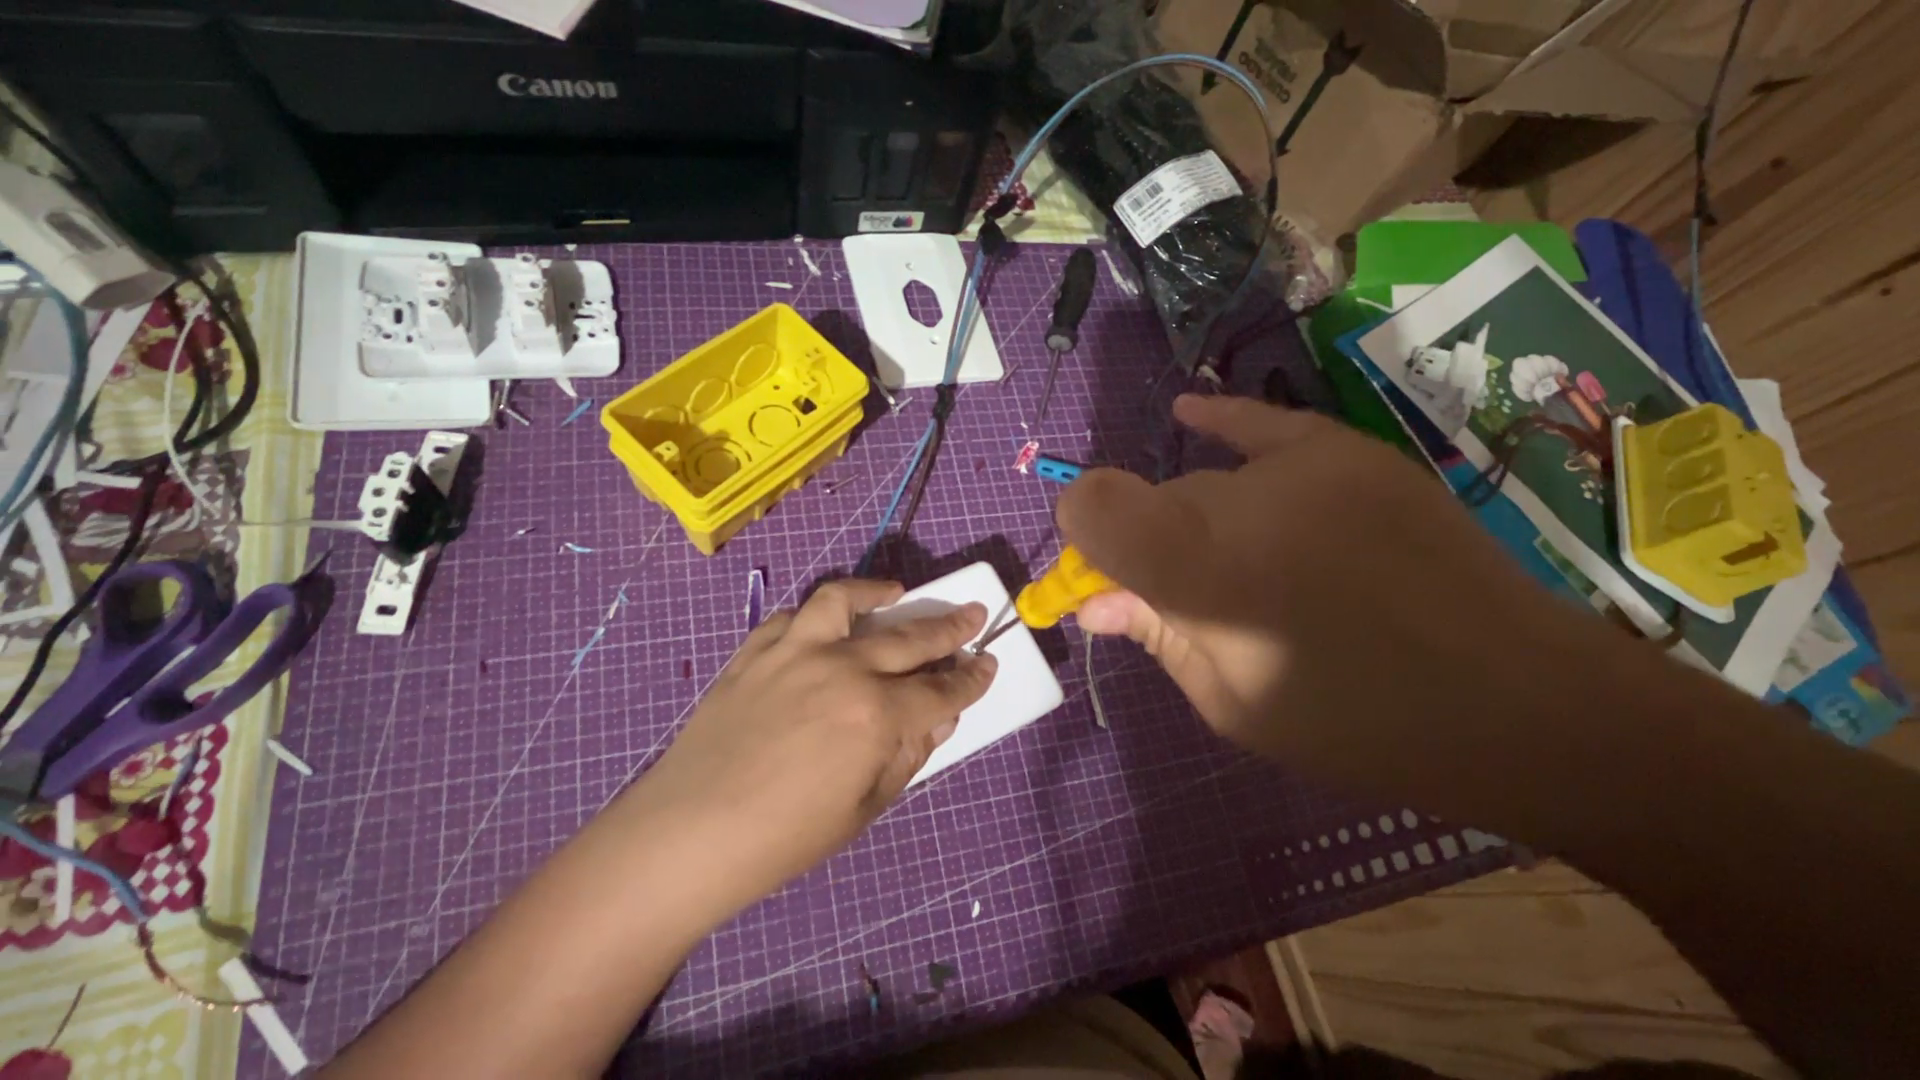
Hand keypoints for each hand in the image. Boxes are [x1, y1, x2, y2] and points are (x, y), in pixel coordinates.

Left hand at [626, 580, 996, 912]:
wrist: (689, 833)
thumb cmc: (785, 838)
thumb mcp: (864, 808)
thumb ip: (907, 756)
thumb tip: (938, 718)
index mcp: (876, 714)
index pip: (941, 690)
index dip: (972, 679)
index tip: (989, 664)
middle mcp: (841, 669)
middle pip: (908, 638)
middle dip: (948, 627)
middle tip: (972, 615)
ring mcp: (792, 653)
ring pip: (842, 602)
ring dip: (875, 593)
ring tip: (894, 594)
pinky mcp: (752, 654)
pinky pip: (790, 618)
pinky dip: (815, 615)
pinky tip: (824, 625)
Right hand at [1058, 395, 1620, 802]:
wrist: (1516, 701)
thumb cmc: (1362, 728)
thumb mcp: (1233, 704)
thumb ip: (1156, 636)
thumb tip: (1092, 600)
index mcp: (1204, 574)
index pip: (1094, 510)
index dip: (1083, 536)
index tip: (1098, 576)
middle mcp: (1242, 500)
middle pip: (1156, 503)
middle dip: (1150, 544)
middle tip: (1180, 595)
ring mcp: (1304, 466)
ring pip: (1207, 480)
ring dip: (1200, 520)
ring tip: (1238, 566)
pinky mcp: (1354, 452)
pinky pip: (1265, 424)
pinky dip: (1223, 421)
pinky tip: (1191, 413)